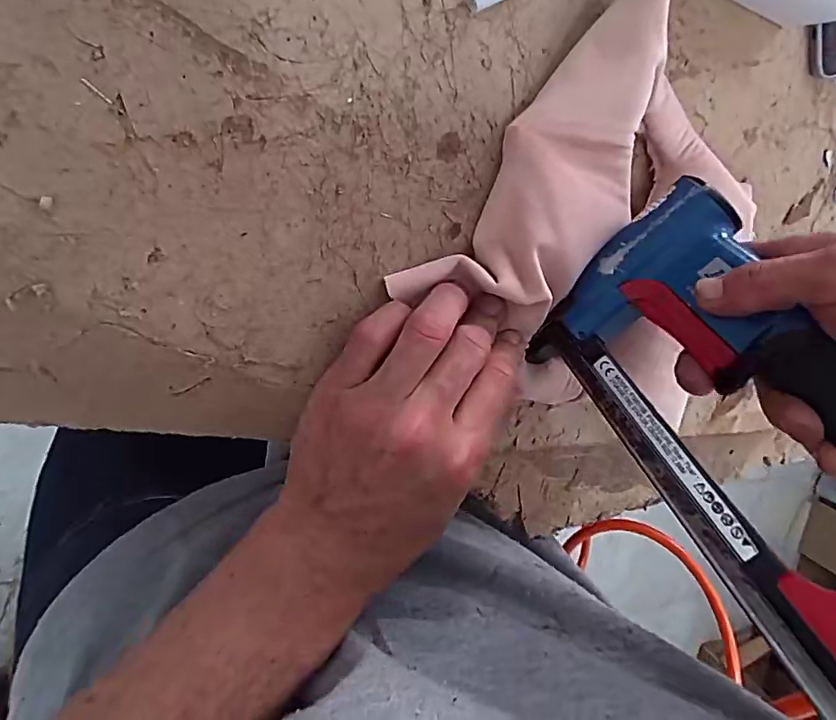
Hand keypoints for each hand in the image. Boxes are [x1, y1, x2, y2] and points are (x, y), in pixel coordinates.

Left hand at [275, 283, 521, 596]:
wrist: (326, 545)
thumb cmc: (404, 519)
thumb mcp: (462, 482)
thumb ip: (483, 419)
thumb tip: (500, 356)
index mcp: (460, 453)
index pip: (498, 373)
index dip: (509, 341)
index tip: (509, 330)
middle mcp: (421, 425)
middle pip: (468, 343)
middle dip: (485, 313)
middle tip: (488, 302)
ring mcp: (374, 406)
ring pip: (425, 327)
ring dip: (448, 299)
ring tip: (457, 291)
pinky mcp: (335, 392)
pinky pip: (372, 332)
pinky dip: (398, 311)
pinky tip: (410, 310)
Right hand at [676, 233, 835, 478]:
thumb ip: (769, 283)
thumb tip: (703, 290)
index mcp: (807, 266)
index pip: (735, 276)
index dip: (702, 300)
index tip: (679, 329)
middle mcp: (813, 311)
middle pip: (747, 339)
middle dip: (734, 368)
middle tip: (708, 388)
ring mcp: (834, 359)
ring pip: (778, 388)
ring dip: (789, 414)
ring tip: (817, 431)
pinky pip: (815, 423)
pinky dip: (821, 441)